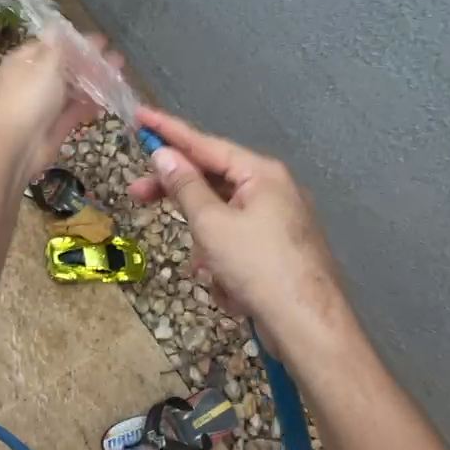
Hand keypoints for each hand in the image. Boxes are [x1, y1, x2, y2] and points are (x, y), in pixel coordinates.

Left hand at [0, 32, 120, 176]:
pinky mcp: (55, 124)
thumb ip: (60, 47)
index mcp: (25, 60)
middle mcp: (34, 79)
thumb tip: (60, 25)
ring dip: (95, 82)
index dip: (77, 43)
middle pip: (65, 67)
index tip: (102, 41)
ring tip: (120, 75)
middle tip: (118, 60)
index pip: (52, 45)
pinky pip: (75, 109)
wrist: (15, 146)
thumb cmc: (28, 97)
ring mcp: (45, 103)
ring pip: (73, 88)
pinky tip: (110, 99)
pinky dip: (91, 103)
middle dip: (91, 63)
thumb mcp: (45, 64)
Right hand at [127, 108, 356, 359]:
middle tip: (137, 194)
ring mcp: (279, 223)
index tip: (139, 115)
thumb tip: (164, 154)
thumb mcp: (211, 223)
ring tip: (204, 268)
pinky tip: (226, 287)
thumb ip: (184, 185)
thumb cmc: (259, 268)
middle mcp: (273, 191)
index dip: (167, 130)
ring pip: (221, 217)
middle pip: (212, 180)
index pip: (204, 143)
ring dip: (204, 240)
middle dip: (178, 195)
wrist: (312, 333)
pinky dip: (223, 260)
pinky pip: (236, 243)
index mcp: (261, 174)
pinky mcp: (279, 253)